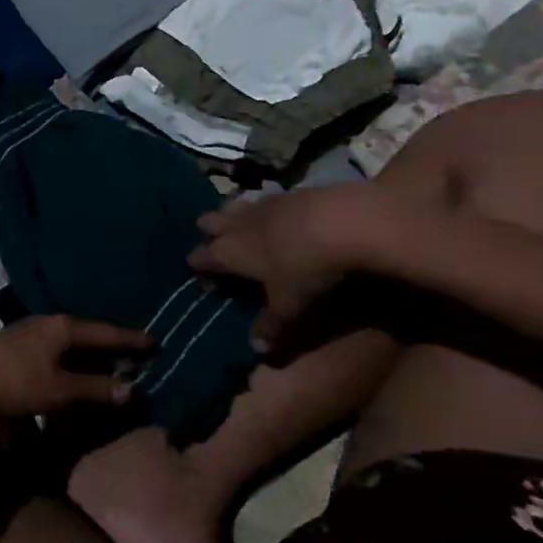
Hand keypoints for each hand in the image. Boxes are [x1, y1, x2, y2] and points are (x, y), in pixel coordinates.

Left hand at [0, 315, 150, 422]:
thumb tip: (130, 390)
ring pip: (67, 338)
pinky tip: (69, 366)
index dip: (131, 339)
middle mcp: (46, 321)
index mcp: (63, 327)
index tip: (154, 342)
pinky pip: (52, 345)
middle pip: (86, 331)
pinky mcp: (13, 343)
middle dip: (109, 342)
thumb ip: (96, 390)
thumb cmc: (16, 383)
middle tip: (133, 352)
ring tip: (106, 361)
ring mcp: (27, 330)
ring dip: (88, 351)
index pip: (106, 331)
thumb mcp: (60, 390)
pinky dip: (69, 356)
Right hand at [188, 183, 390, 352]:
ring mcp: (264, 204)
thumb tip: (257, 350)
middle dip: (209, 232)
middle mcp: (238, 225)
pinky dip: (267, 209)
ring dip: (234, 216)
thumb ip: (272, 327)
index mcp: (230, 252)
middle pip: (210, 222)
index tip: (205, 280)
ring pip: (235, 206)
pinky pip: (267, 198)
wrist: (344, 221)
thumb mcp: (290, 306)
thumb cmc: (305, 268)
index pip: (201, 256)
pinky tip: (281, 217)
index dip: (199, 267)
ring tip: (245, 227)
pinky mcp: (291, 192)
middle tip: (218, 245)